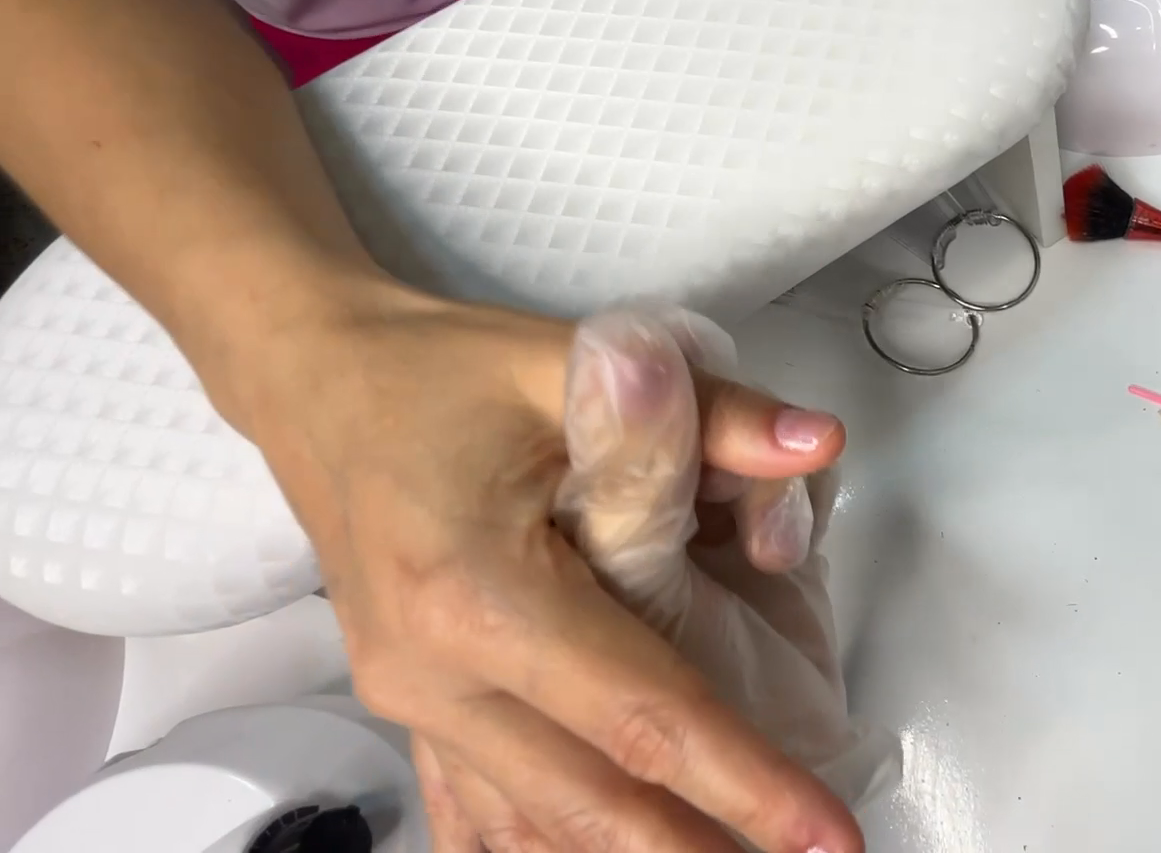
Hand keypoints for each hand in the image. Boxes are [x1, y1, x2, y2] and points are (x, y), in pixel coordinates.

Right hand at [229, 284, 863, 851]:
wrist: (323, 379)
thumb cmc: (458, 371)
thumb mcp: (587, 367)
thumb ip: (715, 413)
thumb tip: (822, 441)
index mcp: (482, 594)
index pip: (644, 714)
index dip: (744, 782)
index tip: (824, 840)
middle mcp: (435, 675)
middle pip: (588, 801)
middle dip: (704, 849)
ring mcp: (410, 703)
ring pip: (530, 826)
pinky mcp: (411, 700)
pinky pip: (478, 810)